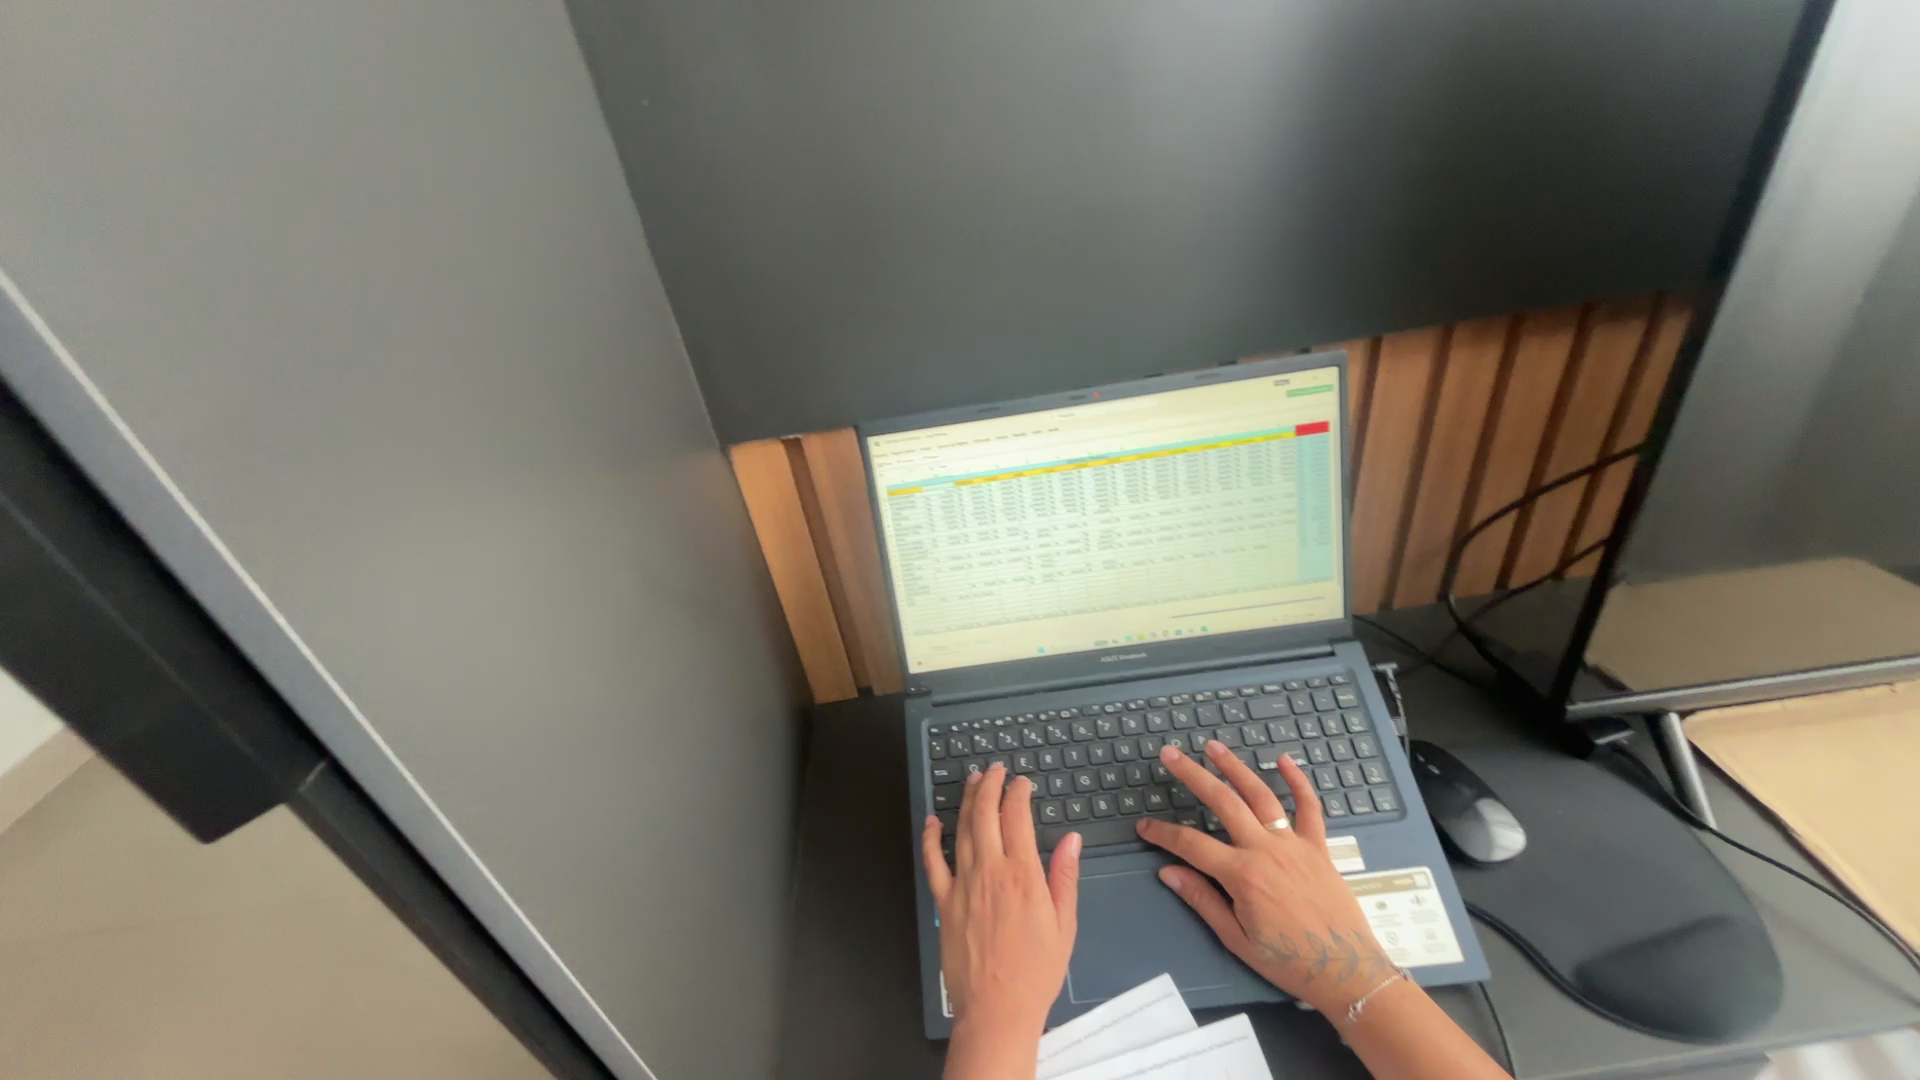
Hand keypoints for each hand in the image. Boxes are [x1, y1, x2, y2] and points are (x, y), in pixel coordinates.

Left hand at [923, 764, 1080, 1075]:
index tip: (1022, 782)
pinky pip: (933, 862)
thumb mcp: (1064, 924)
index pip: (1017, 817)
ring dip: (967, 800)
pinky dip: (932, 837)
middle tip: (995, 768)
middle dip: (991, 785)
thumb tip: (1071, 839)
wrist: (997, 1010)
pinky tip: (933, 820)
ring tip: (972, 780)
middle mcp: (990, 871)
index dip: (1018, 793)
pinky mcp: (944, 901)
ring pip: (962, 829)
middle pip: (986, 814)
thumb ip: (1065, 877)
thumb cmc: (1037, 970)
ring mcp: (963, 884)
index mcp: (1022, 874)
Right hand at [1135, 741, 1394, 1014]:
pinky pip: (1310, 808)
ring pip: (1260, 795)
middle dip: (1192, 776)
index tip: (1144, 825)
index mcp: (1242, 874)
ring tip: (1214, 747)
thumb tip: (1168, 872)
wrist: (1349, 973)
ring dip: (1235, 767)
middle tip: (1170, 755)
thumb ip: (1202, 900)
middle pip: (1222, 802)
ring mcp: (1293, 844)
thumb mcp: (1237, 939)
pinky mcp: (1318, 847)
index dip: (1163, 833)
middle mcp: (1265, 850)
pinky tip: (1285, 760)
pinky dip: (1299, 782)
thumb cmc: (1290, 962)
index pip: (1190, 844)